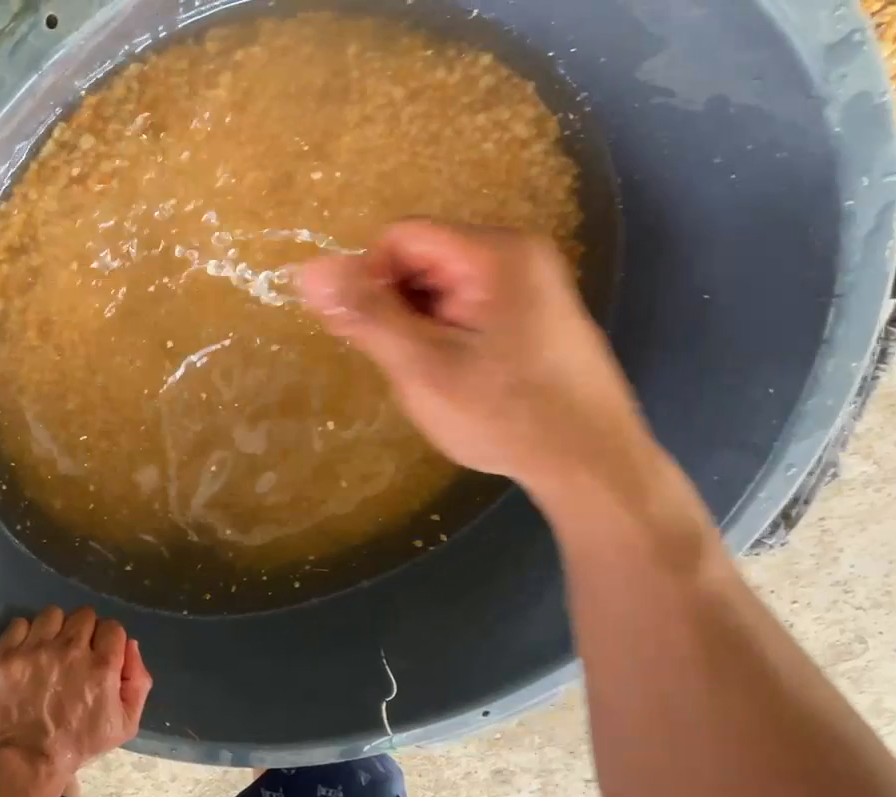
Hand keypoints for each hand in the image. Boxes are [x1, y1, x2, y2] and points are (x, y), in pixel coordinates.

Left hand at [0, 607, 151, 791]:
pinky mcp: (7, 654)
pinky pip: (20, 623)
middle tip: (75, 653)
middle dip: (84, 631)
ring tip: (49, 649)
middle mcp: (70, 650)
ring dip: (55, 628)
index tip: (99, 654)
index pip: (113, 627)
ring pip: (52, 614)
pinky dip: (25, 634)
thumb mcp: (124, 725)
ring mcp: (35, 649)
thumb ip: (137, 683)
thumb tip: (130, 646)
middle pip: (84, 615)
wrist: (26, 758)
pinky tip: (27, 652)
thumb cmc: (78, 744)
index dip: (108, 640)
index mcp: (102, 666)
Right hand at [298, 221, 661, 502]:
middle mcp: (515, 254)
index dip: (369, 281)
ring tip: (430, 375)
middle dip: (394, 308)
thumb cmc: (503, 413)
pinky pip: (462, 307)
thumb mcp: (421, 366)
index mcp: (494, 253)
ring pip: (436, 287)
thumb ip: (365, 315)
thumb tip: (307, 271)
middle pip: (419, 259)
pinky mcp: (529, 313)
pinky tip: (452, 377)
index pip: (399, 237)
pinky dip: (440, 336)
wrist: (587, 461)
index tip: (370, 335)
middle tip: (404, 363)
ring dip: (415, 327)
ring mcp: (527, 284)